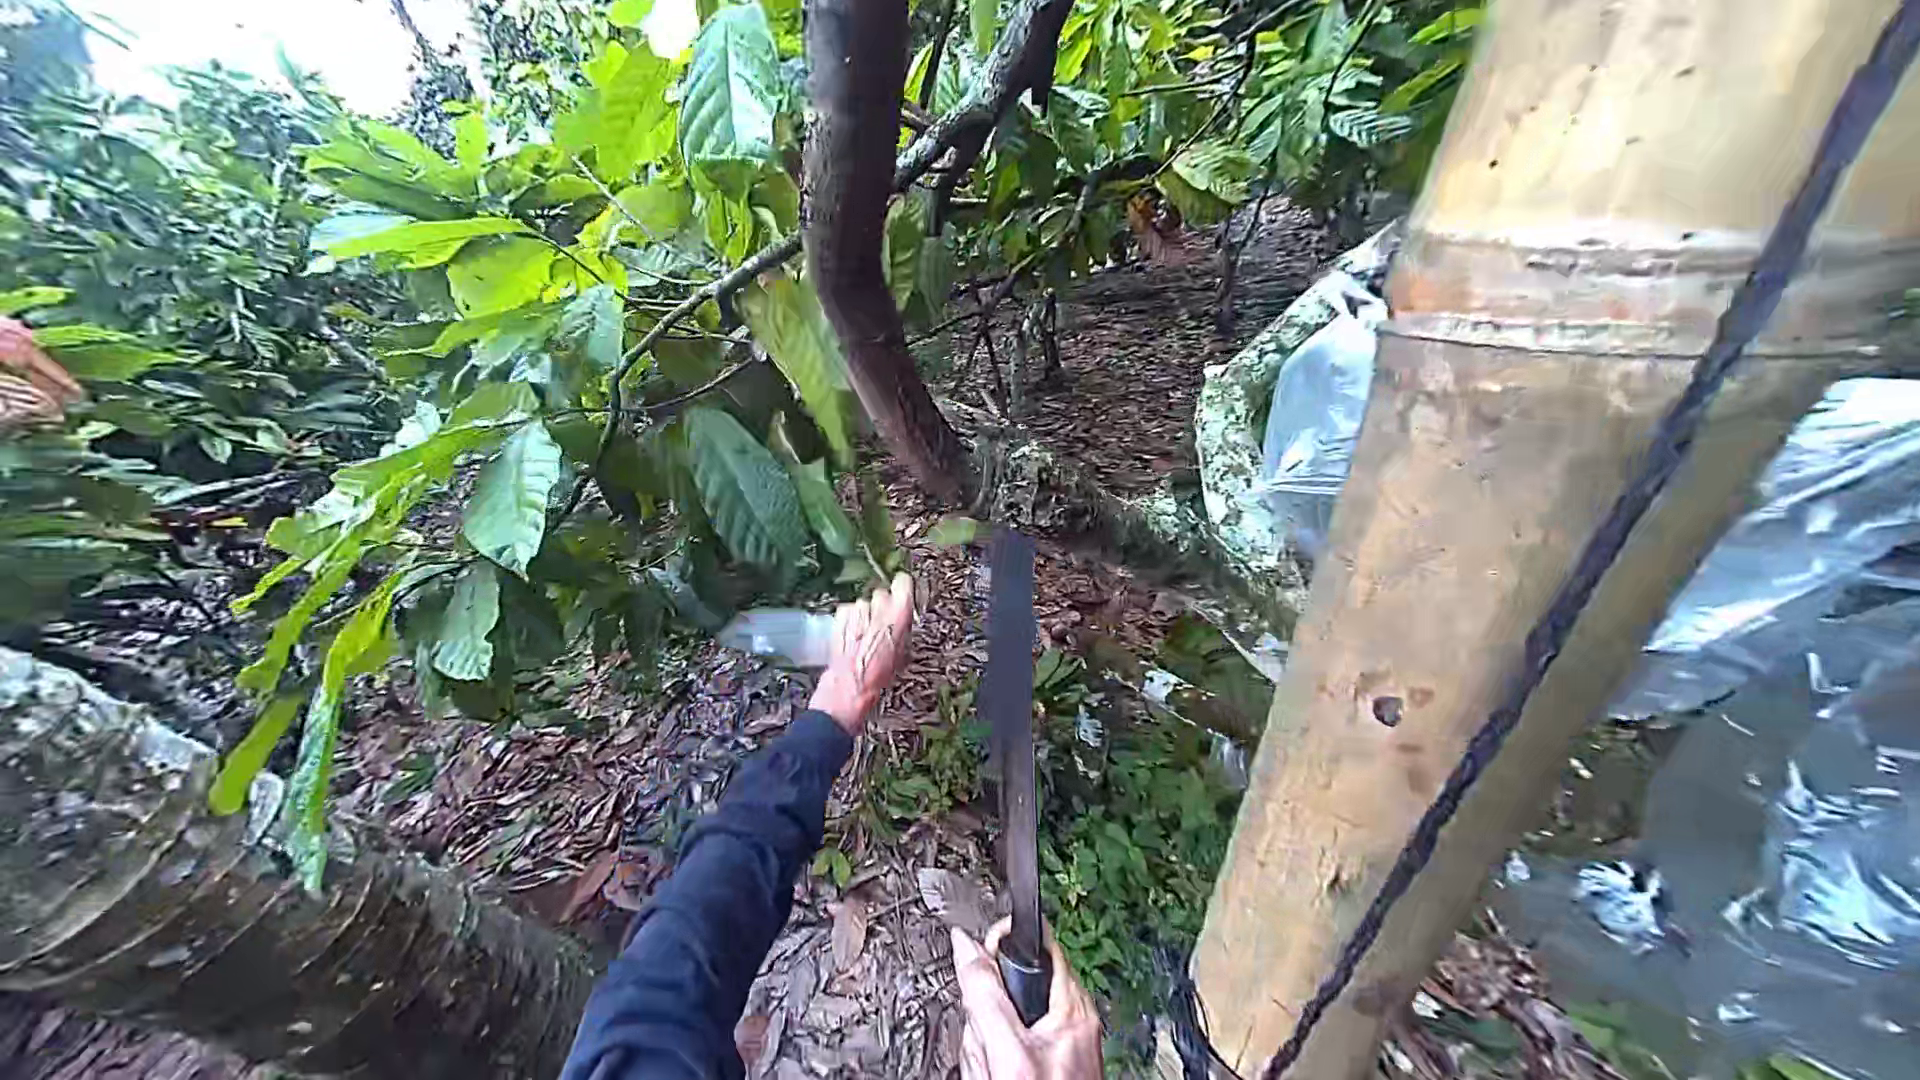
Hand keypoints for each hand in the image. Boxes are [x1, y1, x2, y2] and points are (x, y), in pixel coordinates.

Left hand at [808, 572, 914, 735]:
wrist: (851, 684)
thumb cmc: (878, 674)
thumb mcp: (903, 652)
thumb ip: (902, 628)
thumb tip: (901, 622)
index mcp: (899, 612)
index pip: (903, 581)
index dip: (902, 588)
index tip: (901, 593)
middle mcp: (878, 605)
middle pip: (882, 594)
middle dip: (881, 607)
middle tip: (880, 627)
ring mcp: (857, 608)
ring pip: (864, 604)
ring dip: (864, 616)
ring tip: (864, 637)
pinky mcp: (840, 614)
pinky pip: (849, 611)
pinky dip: (850, 620)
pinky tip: (852, 637)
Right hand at [950, 919, 1101, 1079]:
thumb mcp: (1009, 1051)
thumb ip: (985, 994)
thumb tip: (964, 945)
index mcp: (1071, 1005)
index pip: (1033, 944)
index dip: (1002, 947)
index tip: (982, 963)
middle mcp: (1068, 1020)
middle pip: (1008, 987)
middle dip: (986, 1017)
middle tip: (989, 1049)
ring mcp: (1055, 1048)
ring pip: (999, 1023)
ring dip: (983, 1050)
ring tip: (991, 1075)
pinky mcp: (1040, 1070)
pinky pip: (1002, 1053)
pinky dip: (989, 1066)